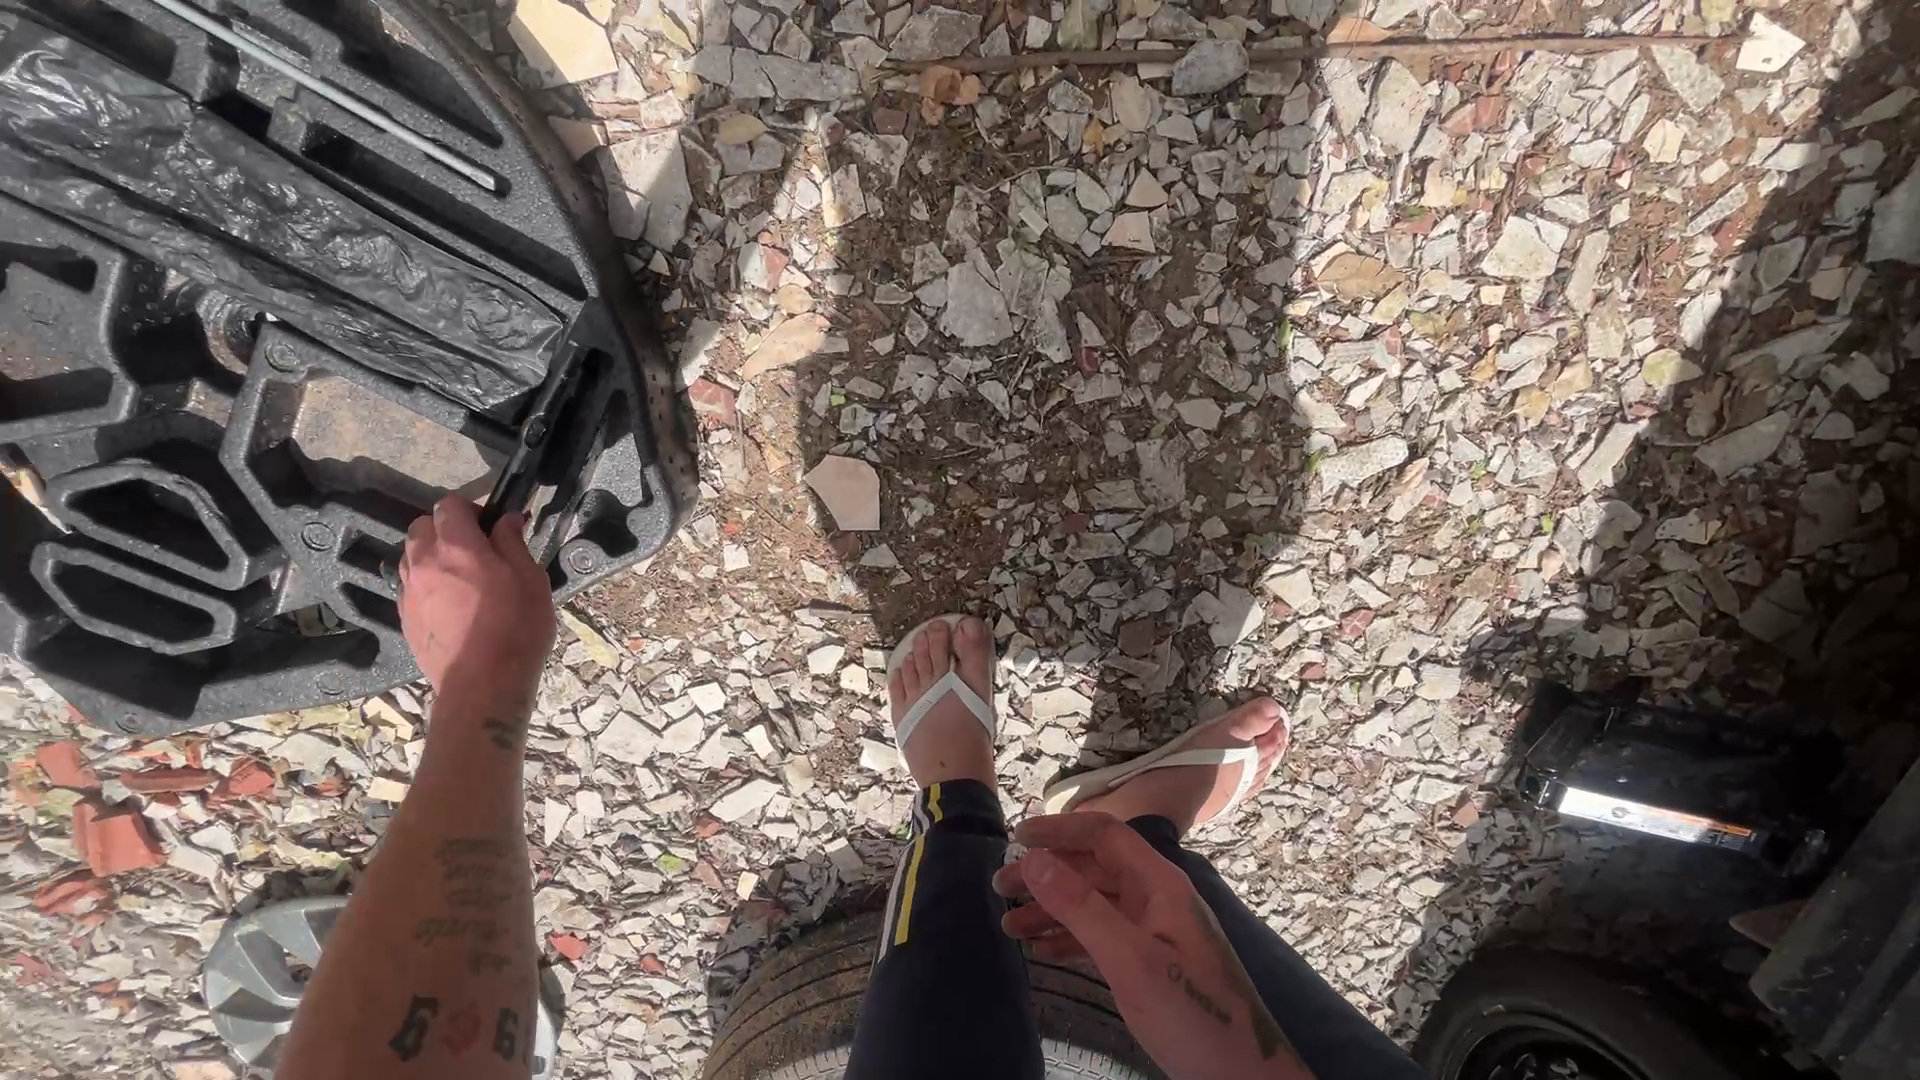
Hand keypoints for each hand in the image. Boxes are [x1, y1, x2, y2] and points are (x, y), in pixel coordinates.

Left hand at [398, 496, 554, 705]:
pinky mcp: (404, 616)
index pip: (450, 506)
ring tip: (464, 574)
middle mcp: (425, 562)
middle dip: (447, 527)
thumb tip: (507, 519)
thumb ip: (514, 543)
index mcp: (459, 547)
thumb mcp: (531, 580)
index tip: (493, 525)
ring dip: (434, 553)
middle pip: (422, 526)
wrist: (483, 683)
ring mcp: (409, 590)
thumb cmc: (517, 627)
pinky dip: (428, 580)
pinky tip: (453, 600)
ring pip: (412, 555)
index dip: (472, 508)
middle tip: (479, 547)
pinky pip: (410, 584)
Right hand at [995, 813, 1312, 1079]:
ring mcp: (1155, 930)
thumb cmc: (1192, 1015)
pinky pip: (1103, 935)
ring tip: (1009, 926)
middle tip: (999, 888)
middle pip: (1093, 868)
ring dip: (1052, 910)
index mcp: (1159, 883)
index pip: (1103, 834)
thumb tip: (1033, 859)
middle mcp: (1156, 897)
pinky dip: (1070, 938)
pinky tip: (1042, 951)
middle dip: (1046, 875)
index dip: (1059, 830)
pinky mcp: (1152, 961)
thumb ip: (1081, 907)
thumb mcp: (1130, 960)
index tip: (1015, 840)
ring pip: (1094, 903)